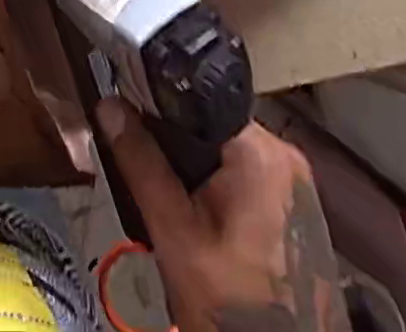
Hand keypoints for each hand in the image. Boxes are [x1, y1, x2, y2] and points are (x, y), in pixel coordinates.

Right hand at [96, 99, 348, 331]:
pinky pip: (244, 176)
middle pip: (209, 126)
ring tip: (176, 207)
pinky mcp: (296, 207)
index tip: (131, 128)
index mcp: (262, 152)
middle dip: (176, 148)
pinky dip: (218, 190)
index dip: (158, 110)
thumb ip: (141, 162)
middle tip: (153, 182)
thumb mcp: (173, 230)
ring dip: (195, 170)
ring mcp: (296, 184)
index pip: (197, 102)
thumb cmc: (230, 303)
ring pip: (224, 152)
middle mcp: (286, 157)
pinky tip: (204, 224)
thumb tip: (109, 106)